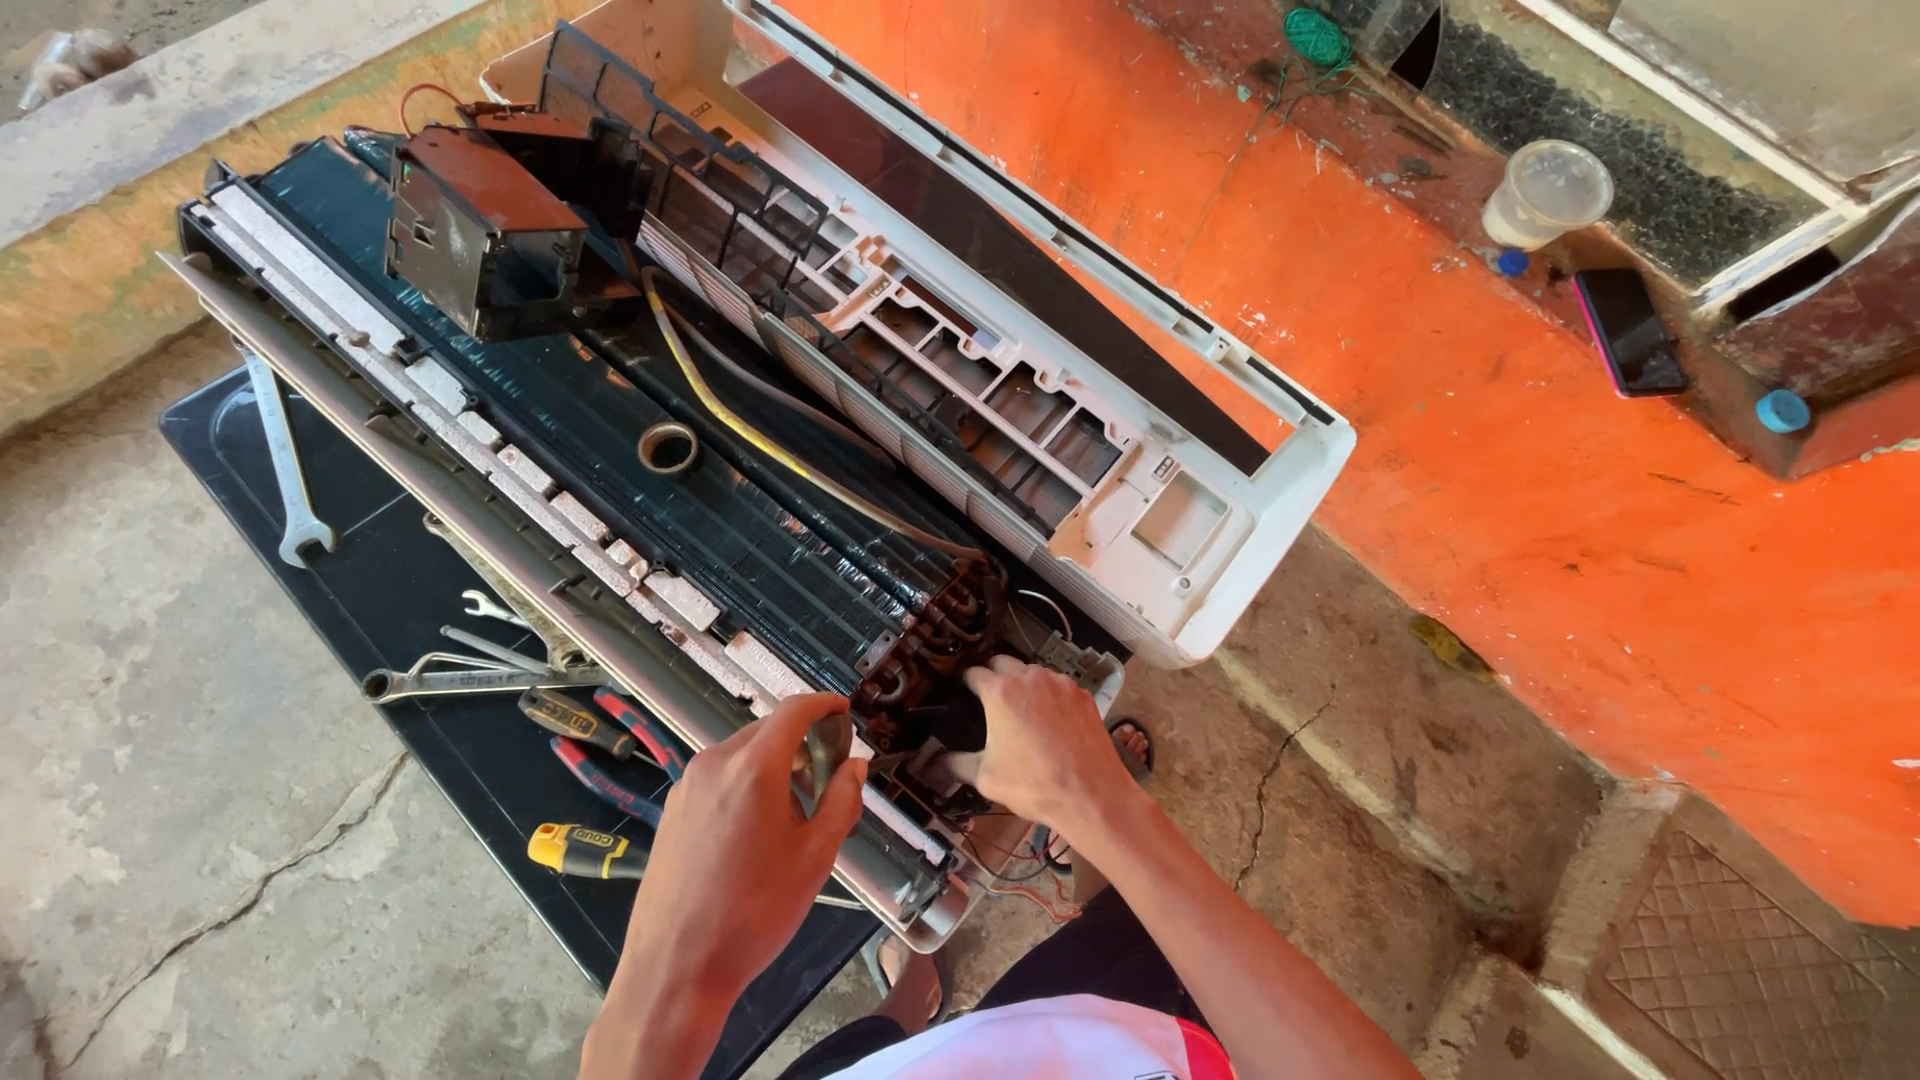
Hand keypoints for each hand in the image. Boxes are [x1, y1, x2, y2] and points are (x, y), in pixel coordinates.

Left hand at [621, 693, 867, 997]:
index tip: (845, 712)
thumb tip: (854, 765)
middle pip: (767, 731)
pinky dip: (748, 783)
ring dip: (775, 765)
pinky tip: (758, 829)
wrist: (674, 970)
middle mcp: (715, 763)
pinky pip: (720, 778)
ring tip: (797, 811)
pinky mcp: (672, 811)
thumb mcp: (815, 857)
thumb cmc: (754, 912)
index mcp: (754, 766)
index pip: (794, 710)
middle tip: (830, 774)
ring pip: (742, 755)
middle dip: (803, 742)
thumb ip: (841, 800)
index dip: (824, 704)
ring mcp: (687, 786)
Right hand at [948, 655, 1134, 833]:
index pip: (974, 673)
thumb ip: (957, 763)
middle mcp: (1031, 678)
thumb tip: (937, 761)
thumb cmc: (1033, 785)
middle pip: (1003, 662)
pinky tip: (1052, 720)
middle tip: (990, 697)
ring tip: (1022, 709)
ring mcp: (1061, 684)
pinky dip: (1050, 696)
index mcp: (1001, 692)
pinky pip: (1059, 687)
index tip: (962, 690)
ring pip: (1034, 672)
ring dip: (1023, 683)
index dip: (965, 681)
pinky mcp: (1083, 695)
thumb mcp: (986, 777)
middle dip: (993, 674)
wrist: (1091, 795)